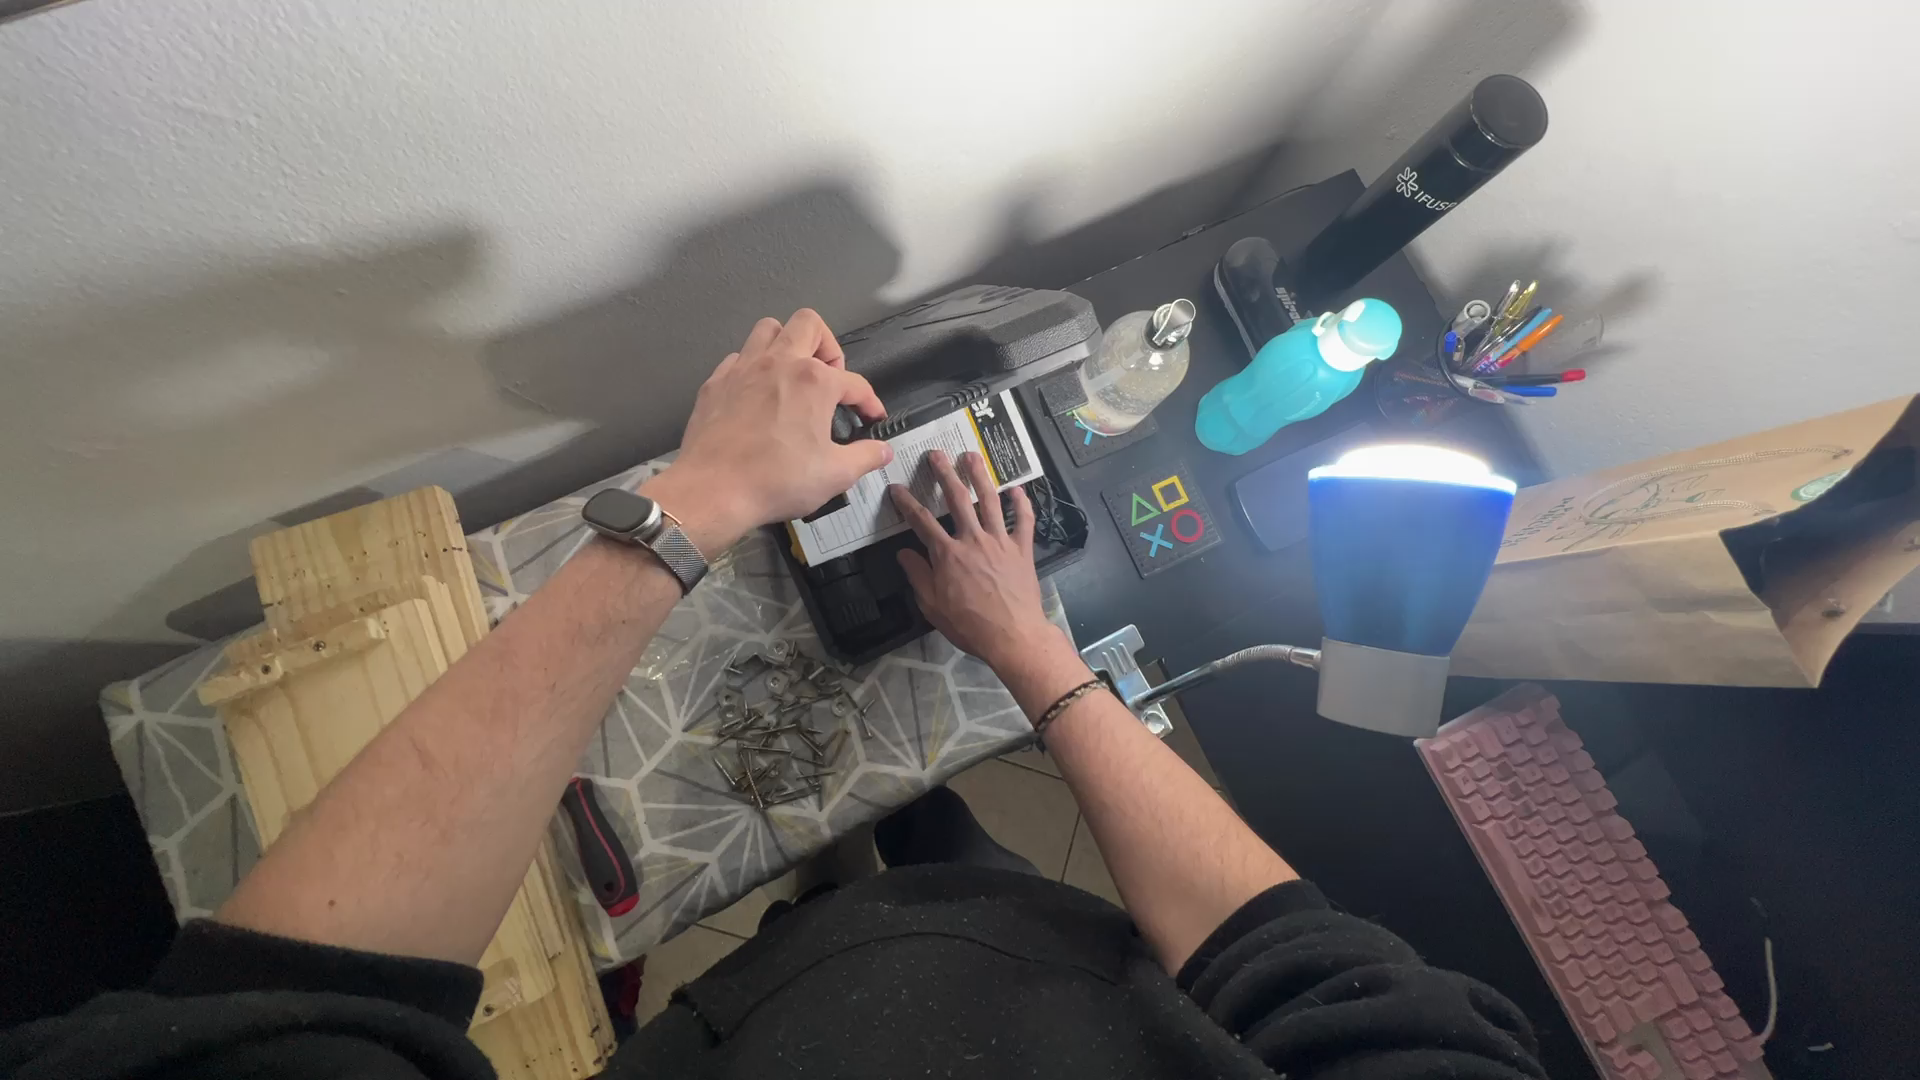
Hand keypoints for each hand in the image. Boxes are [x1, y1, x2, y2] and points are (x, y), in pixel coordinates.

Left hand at [644, 310, 891, 550]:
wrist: (715, 490)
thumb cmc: (775, 480)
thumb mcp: (836, 475)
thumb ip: (865, 457)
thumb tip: (881, 451)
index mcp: (814, 382)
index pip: (855, 382)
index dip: (870, 401)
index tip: (871, 415)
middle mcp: (779, 363)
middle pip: (810, 325)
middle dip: (828, 346)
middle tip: (831, 376)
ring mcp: (744, 369)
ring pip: (769, 328)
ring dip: (788, 343)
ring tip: (794, 372)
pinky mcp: (717, 383)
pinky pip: (739, 357)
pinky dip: (754, 366)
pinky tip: (759, 392)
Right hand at [889, 450, 1067, 670]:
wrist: (1012, 636)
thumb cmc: (969, 625)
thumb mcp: (932, 606)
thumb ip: (918, 576)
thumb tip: (903, 553)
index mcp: (947, 554)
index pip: (921, 521)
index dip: (906, 502)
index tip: (896, 487)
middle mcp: (973, 540)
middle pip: (957, 499)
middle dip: (944, 473)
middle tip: (935, 454)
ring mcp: (1000, 541)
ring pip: (989, 500)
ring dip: (980, 475)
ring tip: (972, 456)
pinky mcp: (1022, 549)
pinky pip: (1023, 521)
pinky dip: (1021, 503)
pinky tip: (1017, 489)